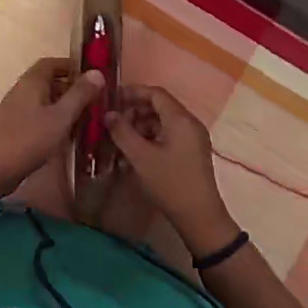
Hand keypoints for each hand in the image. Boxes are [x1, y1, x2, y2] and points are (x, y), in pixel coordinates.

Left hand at [0, 58, 106, 199]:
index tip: (93, 76)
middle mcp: (22, 92)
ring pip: (45, 102)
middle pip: (49, 82)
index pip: (52, 63)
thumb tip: (98, 72)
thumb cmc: (28, 139)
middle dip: (72, 88)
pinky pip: (40, 118)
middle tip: (96, 99)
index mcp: (31, 82)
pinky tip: (69, 135)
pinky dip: (55, 121)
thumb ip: (79, 95)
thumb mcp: (60, 117)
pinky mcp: (16, 130)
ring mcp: (17, 112)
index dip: (72, 66)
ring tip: (88, 117)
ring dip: (65, 107)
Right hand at [105, 85, 237, 252]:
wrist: (198, 214)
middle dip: (135, 111)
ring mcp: (193, 138)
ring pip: (163, 122)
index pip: (155, 93)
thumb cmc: (169, 182)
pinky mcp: (191, 152)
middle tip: (113, 123)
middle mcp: (190, 123)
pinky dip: (151, 137)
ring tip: (121, 139)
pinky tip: (136, 151)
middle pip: (160, 106)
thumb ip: (122, 132)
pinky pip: (169, 135)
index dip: (132, 93)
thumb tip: (108, 114)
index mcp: (180, 119)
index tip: (111, 99)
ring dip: (141, 126)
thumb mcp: (140, 157)